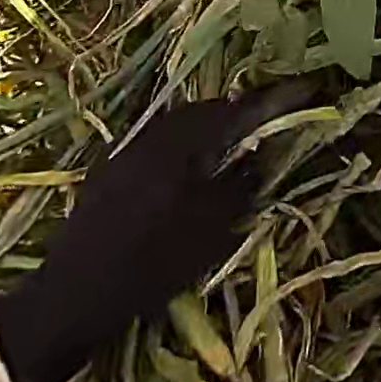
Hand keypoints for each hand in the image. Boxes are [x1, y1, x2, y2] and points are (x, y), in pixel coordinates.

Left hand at [0, 89, 301, 381]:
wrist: (74, 295)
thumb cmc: (153, 262)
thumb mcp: (212, 229)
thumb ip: (243, 182)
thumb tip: (265, 151)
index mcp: (184, 143)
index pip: (241, 110)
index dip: (276, 98)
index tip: (307, 87)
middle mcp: (156, 132)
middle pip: (209, 108)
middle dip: (241, 111)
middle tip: (265, 122)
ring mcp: (128, 144)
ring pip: (181, 120)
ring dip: (210, 125)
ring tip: (228, 144)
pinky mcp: (110, 162)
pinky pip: (157, 136)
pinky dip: (181, 140)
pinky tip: (184, 165)